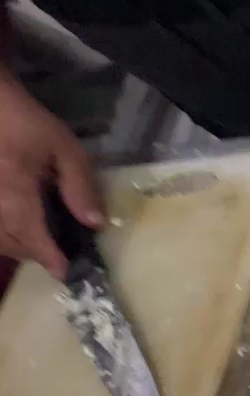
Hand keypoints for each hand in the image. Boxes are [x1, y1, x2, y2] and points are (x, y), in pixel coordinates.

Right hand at [0, 78, 103, 278]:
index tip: (64, 272)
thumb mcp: (67, 151)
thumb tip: (94, 223)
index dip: (45, 255)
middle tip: (58, 259)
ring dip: (11, 245)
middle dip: (30, 253)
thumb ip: (80, 188)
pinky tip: (18, 227)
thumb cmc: (26, 123)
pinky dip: (0, 230)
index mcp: (12, 187)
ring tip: (40, 247)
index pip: (27, 231)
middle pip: (3, 238)